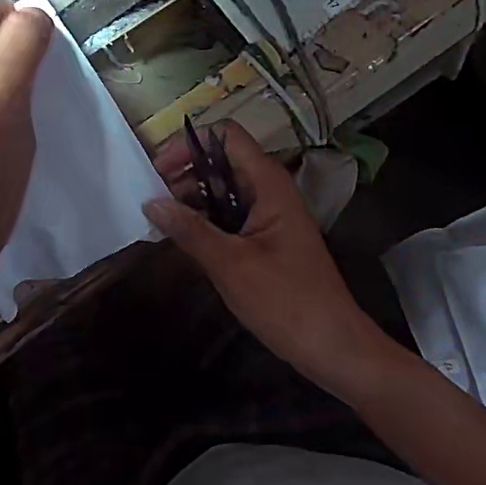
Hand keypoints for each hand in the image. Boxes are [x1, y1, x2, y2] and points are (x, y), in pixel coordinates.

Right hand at [144, 123, 388, 380]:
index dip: (190, 143)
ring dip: (192, 197)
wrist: (334, 348)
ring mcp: (270, 214)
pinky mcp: (266, 238)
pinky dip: (205, 218)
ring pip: (223, 188)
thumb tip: (151, 202)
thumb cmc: (286, 301)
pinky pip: (230, 213)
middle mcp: (270, 190)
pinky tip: (183, 238)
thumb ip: (189, 229)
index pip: (226, 136)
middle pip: (221, 160)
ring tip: (162, 220)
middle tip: (154, 199)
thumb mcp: (230, 264)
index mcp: (269, 184)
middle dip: (184, 172)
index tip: (159, 170)